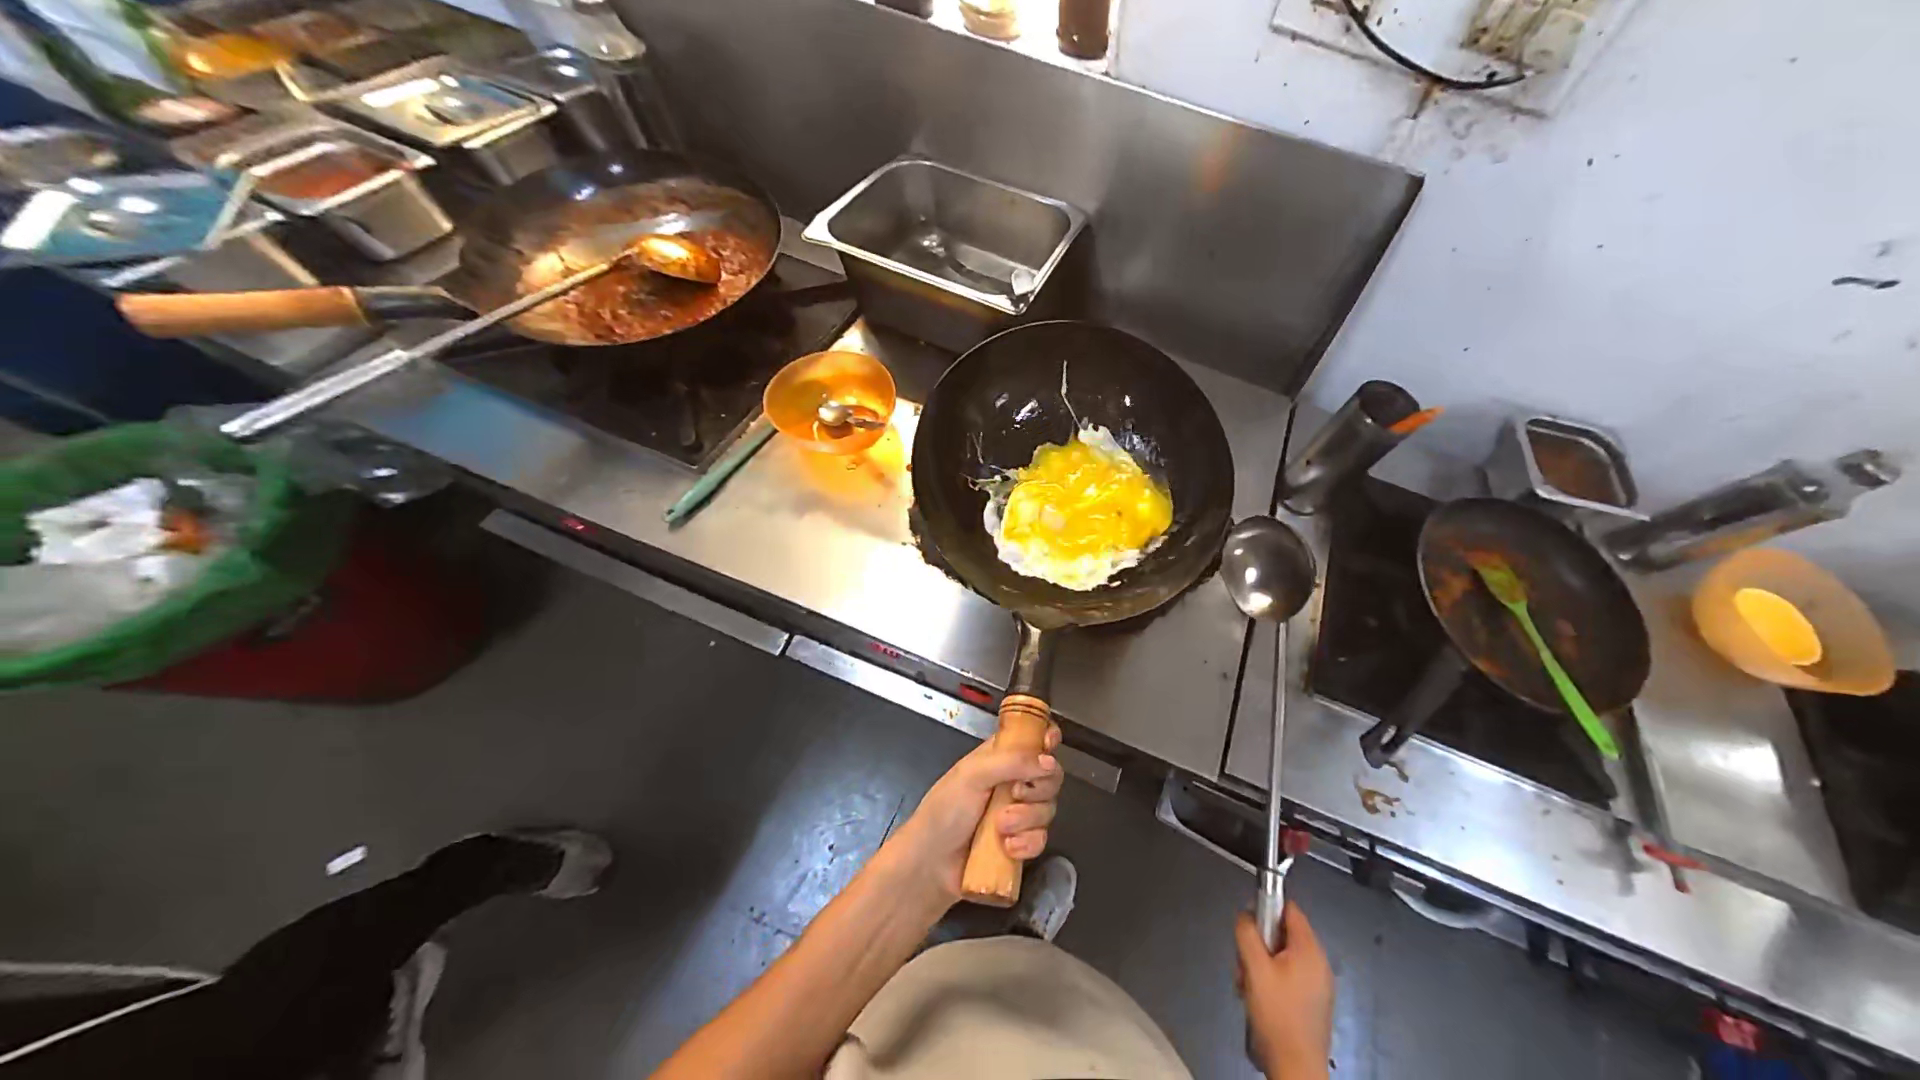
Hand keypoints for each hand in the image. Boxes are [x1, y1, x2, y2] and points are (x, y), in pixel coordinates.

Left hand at [885, 722, 1064, 900]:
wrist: (932, 864)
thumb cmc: (945, 811)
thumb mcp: (972, 775)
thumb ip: (1012, 762)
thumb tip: (1050, 762)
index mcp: (999, 756)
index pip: (1032, 737)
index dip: (1046, 738)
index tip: (1049, 746)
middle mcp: (1013, 781)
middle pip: (1050, 775)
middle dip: (1037, 788)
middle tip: (1014, 795)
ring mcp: (1019, 813)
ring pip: (1047, 809)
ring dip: (1026, 819)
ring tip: (1000, 827)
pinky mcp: (1021, 843)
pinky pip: (1041, 839)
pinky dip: (1027, 844)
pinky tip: (1008, 848)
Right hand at [1236, 904, 1333, 1079]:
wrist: (1296, 1067)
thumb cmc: (1276, 1014)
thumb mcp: (1254, 967)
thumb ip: (1247, 933)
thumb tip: (1246, 914)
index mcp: (1309, 949)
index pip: (1289, 908)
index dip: (1266, 908)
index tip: (1248, 924)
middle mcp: (1319, 962)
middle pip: (1283, 933)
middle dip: (1259, 943)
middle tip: (1245, 962)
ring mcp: (1318, 983)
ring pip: (1283, 956)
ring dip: (1261, 964)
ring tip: (1249, 985)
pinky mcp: (1313, 1001)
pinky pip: (1289, 975)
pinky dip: (1271, 979)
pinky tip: (1259, 998)